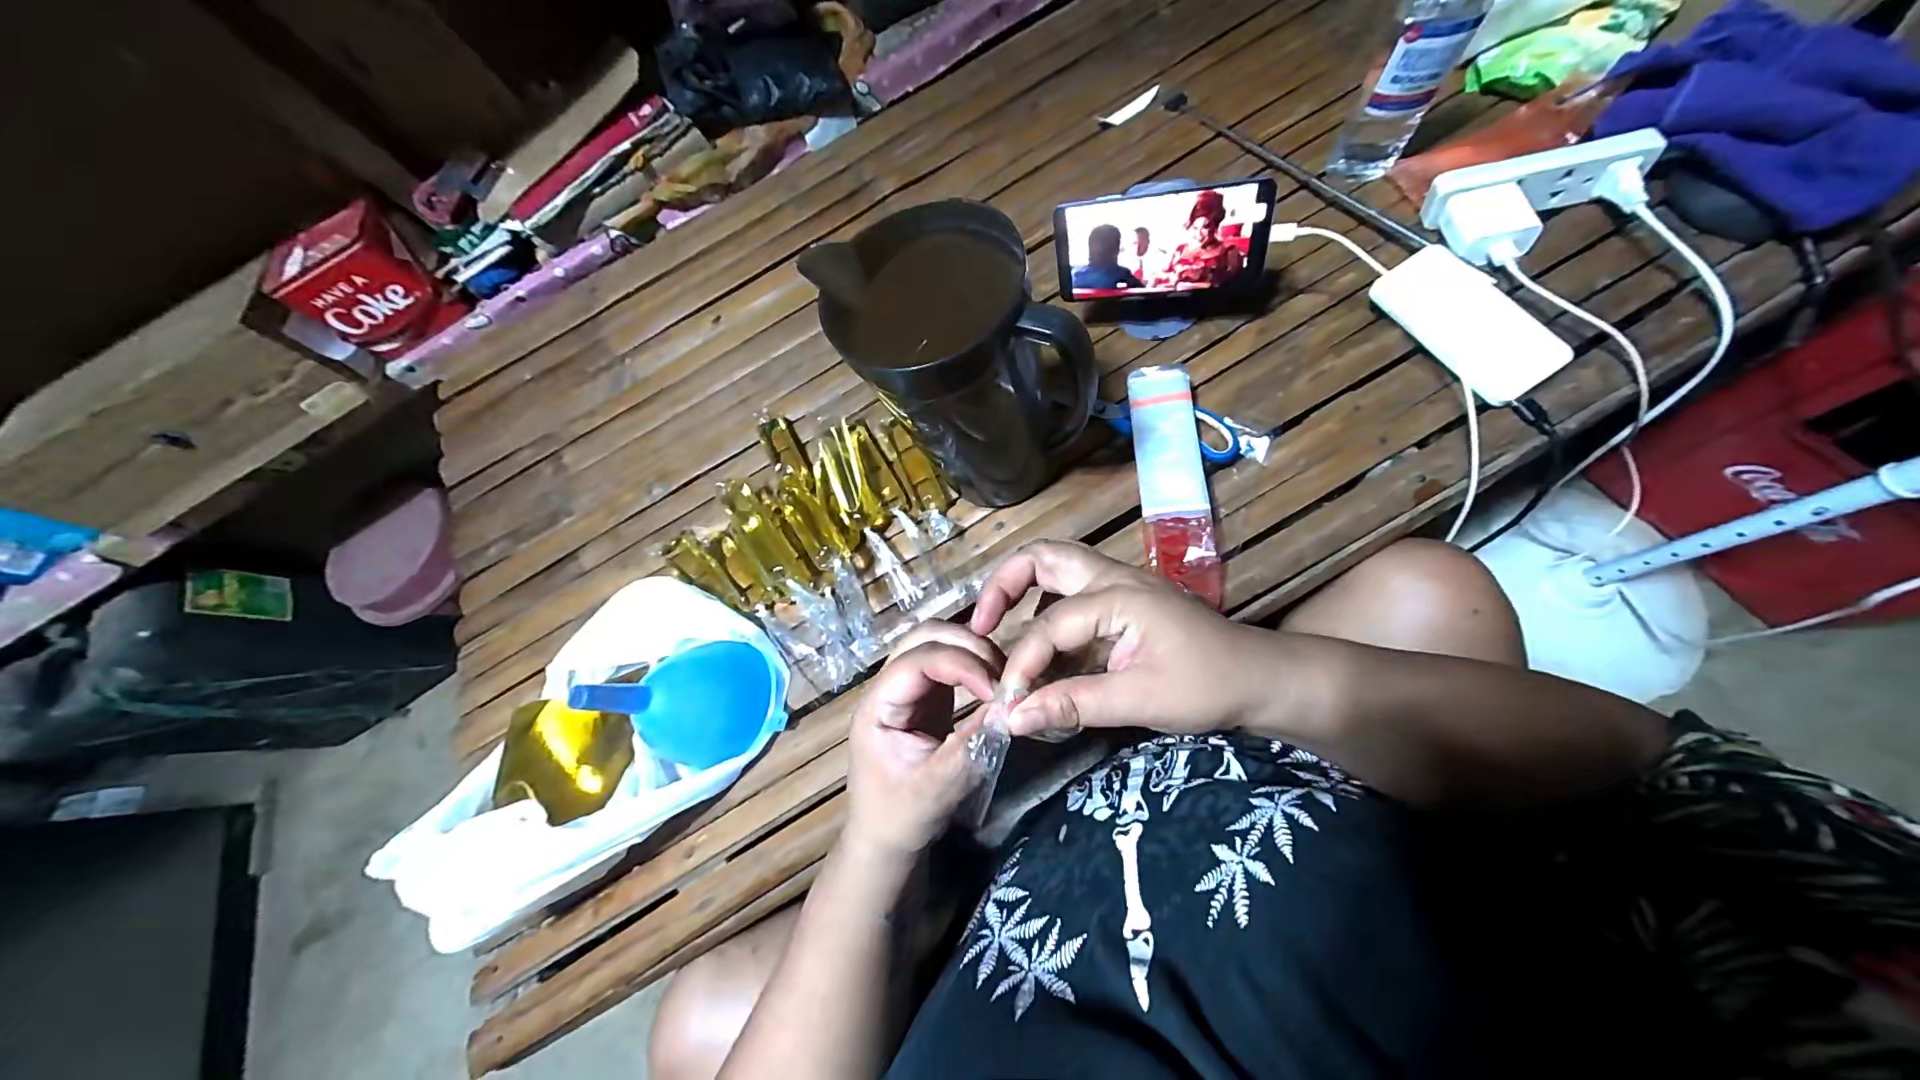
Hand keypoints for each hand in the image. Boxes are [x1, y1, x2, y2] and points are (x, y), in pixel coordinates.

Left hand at [844, 622, 1002, 861]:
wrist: (886, 838)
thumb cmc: (902, 815)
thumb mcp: (939, 788)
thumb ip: (971, 747)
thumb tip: (1008, 709)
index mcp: (877, 705)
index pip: (918, 660)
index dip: (961, 665)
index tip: (997, 690)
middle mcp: (887, 687)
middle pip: (924, 637)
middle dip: (967, 645)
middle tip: (1004, 673)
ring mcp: (905, 688)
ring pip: (936, 642)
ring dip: (971, 650)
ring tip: (1002, 676)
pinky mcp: (924, 696)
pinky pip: (947, 662)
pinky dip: (972, 663)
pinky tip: (993, 681)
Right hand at [972, 541, 1303, 739]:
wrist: (1262, 677)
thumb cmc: (1208, 686)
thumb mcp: (1140, 701)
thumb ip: (1074, 704)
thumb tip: (1014, 718)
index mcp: (1118, 596)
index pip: (1049, 625)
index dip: (1022, 664)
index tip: (1008, 703)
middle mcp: (1113, 578)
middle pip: (1043, 557)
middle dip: (1004, 583)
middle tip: (982, 623)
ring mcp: (1121, 584)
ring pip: (1057, 565)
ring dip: (1023, 587)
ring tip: (999, 624)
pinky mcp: (1125, 600)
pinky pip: (1072, 588)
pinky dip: (1045, 602)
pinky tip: (1041, 637)